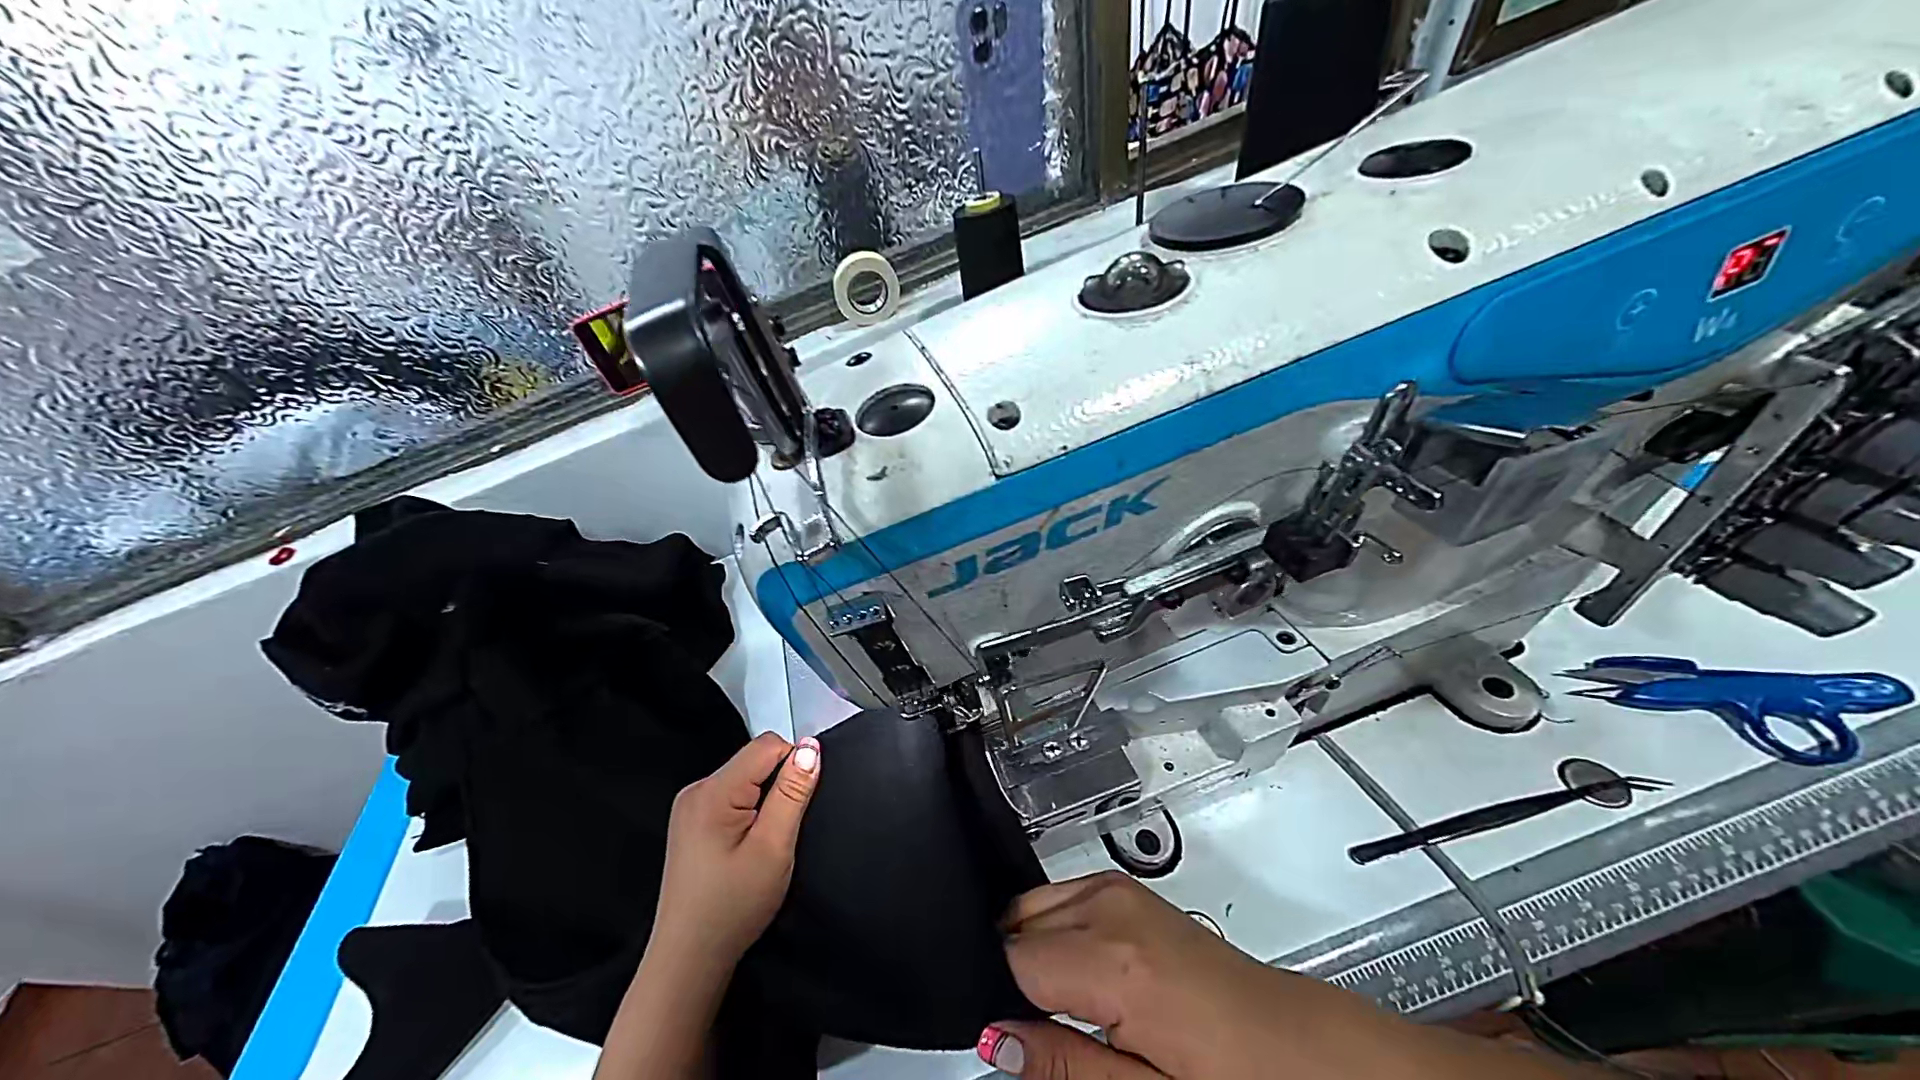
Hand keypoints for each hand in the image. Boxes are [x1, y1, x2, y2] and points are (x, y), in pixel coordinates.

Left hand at [651, 731, 821, 968]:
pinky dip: (750, 814)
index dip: (794, 766)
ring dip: (764, 802)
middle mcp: (695, 792)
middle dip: (777, 788)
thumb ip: (794, 792)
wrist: (690, 957)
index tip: (797, 804)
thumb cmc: (730, 909)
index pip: (767, 746)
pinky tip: (746, 849)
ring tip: (760, 845)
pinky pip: (733, 797)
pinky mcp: (692, 822)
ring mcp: (690, 807)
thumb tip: (810, 749)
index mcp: (712, 792)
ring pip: (747, 779)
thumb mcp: (774, 847)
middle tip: (776, 834)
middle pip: (755, 761)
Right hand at [986, 871, 1294, 1077]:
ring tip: (1079, 1008)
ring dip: (1035, 952)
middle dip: (1019, 977)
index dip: (1006, 1003)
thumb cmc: (1238, 1075)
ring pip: (1031, 908)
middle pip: (1017, 927)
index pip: (1013, 959)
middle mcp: (1110, 907)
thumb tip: (997, 1039)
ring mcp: (1115, 887)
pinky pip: (1058, 899)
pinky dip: (1055, 930)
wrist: (1290, 1042)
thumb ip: (1063, 1064)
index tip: (1024, 1038)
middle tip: (1058, 1033)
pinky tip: (1086, 975)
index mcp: (1115, 960)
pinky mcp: (1122, 885)